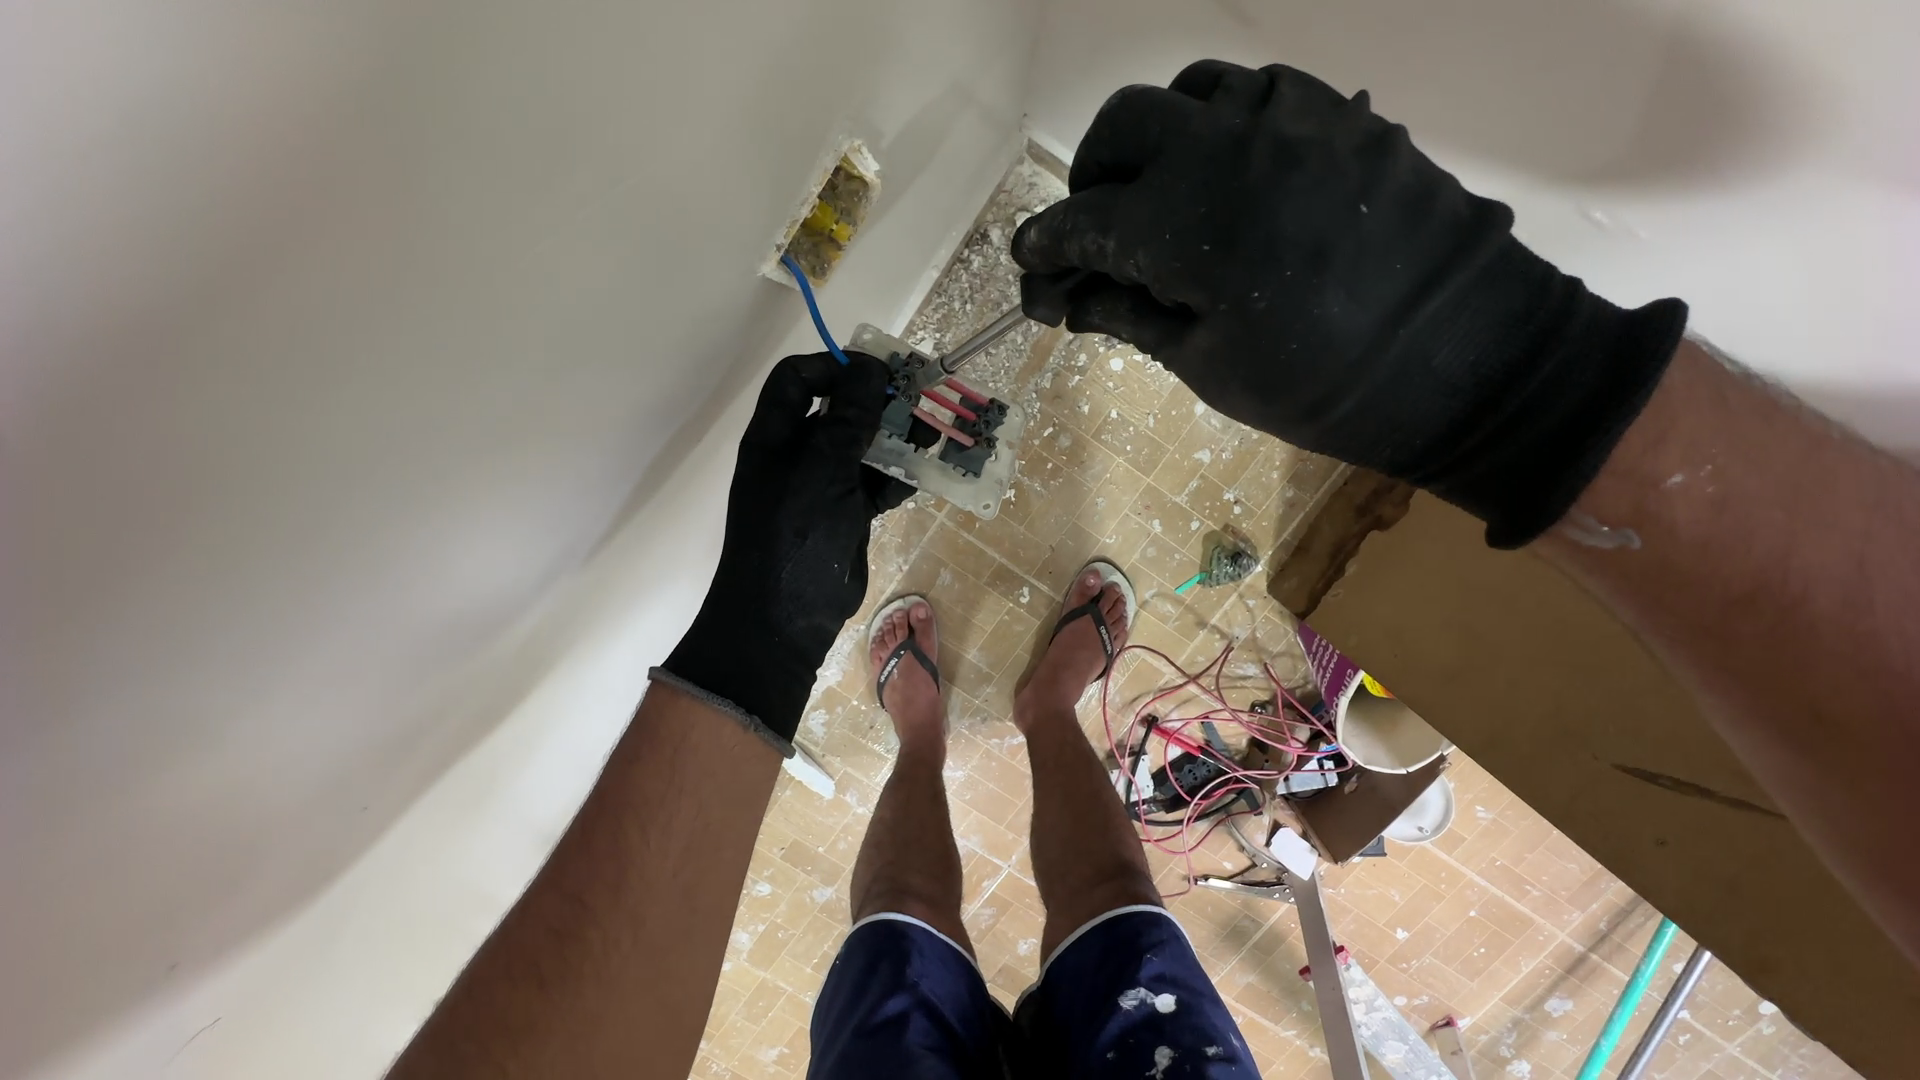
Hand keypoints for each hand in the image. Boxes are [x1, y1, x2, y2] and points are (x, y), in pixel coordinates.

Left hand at [659, 352, 909, 749]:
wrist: (786, 616)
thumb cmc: (795, 534)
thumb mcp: (822, 468)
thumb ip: (848, 418)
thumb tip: (871, 370)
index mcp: (777, 436)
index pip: (798, 379)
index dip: (835, 367)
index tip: (878, 373)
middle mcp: (798, 454)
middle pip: (839, 410)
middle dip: (878, 403)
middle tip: (918, 400)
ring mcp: (822, 486)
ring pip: (863, 447)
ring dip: (895, 439)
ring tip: (930, 437)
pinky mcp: (845, 514)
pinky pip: (875, 483)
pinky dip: (897, 478)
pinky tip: (919, 477)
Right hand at [1012, 60, 1687, 546]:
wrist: (1469, 364)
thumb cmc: (1323, 388)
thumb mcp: (1207, 365)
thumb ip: (1131, 315)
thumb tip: (1071, 296)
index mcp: (1188, 224)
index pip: (1085, 220)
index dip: (1046, 246)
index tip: (1030, 266)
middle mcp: (1230, 148)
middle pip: (1123, 126)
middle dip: (1093, 178)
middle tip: (1096, 233)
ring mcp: (1294, 119)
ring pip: (1191, 93)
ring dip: (1157, 142)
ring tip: (1163, 199)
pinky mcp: (1343, 116)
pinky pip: (1261, 93)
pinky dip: (1224, 126)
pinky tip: (1231, 175)